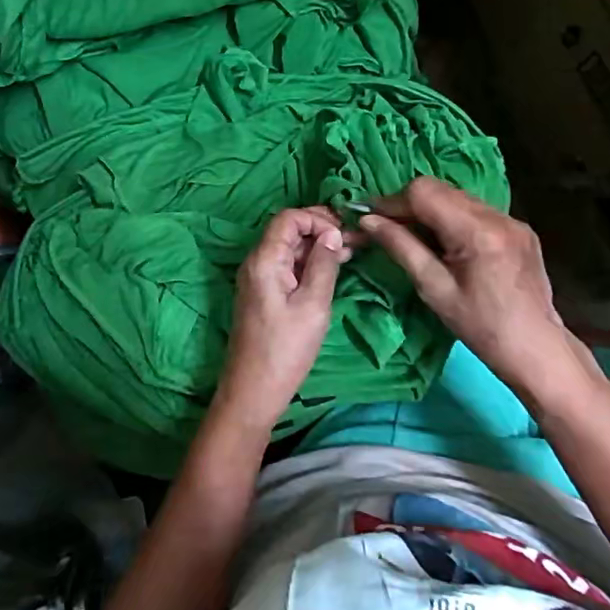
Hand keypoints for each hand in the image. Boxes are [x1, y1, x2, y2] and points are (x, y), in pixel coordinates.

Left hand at [217, 207, 349, 430]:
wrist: (253, 392)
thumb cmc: (285, 350)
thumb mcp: (313, 305)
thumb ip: (324, 265)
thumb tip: (333, 234)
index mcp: (264, 259)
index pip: (289, 218)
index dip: (318, 218)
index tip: (345, 233)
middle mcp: (256, 262)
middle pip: (288, 230)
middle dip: (322, 229)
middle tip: (356, 238)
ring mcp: (258, 278)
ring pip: (290, 248)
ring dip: (319, 246)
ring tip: (352, 250)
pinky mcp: (264, 293)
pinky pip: (287, 266)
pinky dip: (310, 262)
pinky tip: (334, 268)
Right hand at [358, 178, 572, 393]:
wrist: (537, 349)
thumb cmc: (481, 328)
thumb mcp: (434, 289)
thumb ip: (401, 247)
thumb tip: (368, 221)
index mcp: (477, 231)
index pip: (424, 192)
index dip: (391, 201)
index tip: (369, 218)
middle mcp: (498, 215)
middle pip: (440, 189)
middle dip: (408, 204)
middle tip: (386, 228)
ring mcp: (512, 219)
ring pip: (457, 197)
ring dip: (429, 210)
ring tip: (412, 236)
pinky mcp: (518, 228)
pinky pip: (475, 210)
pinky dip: (452, 218)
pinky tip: (445, 243)